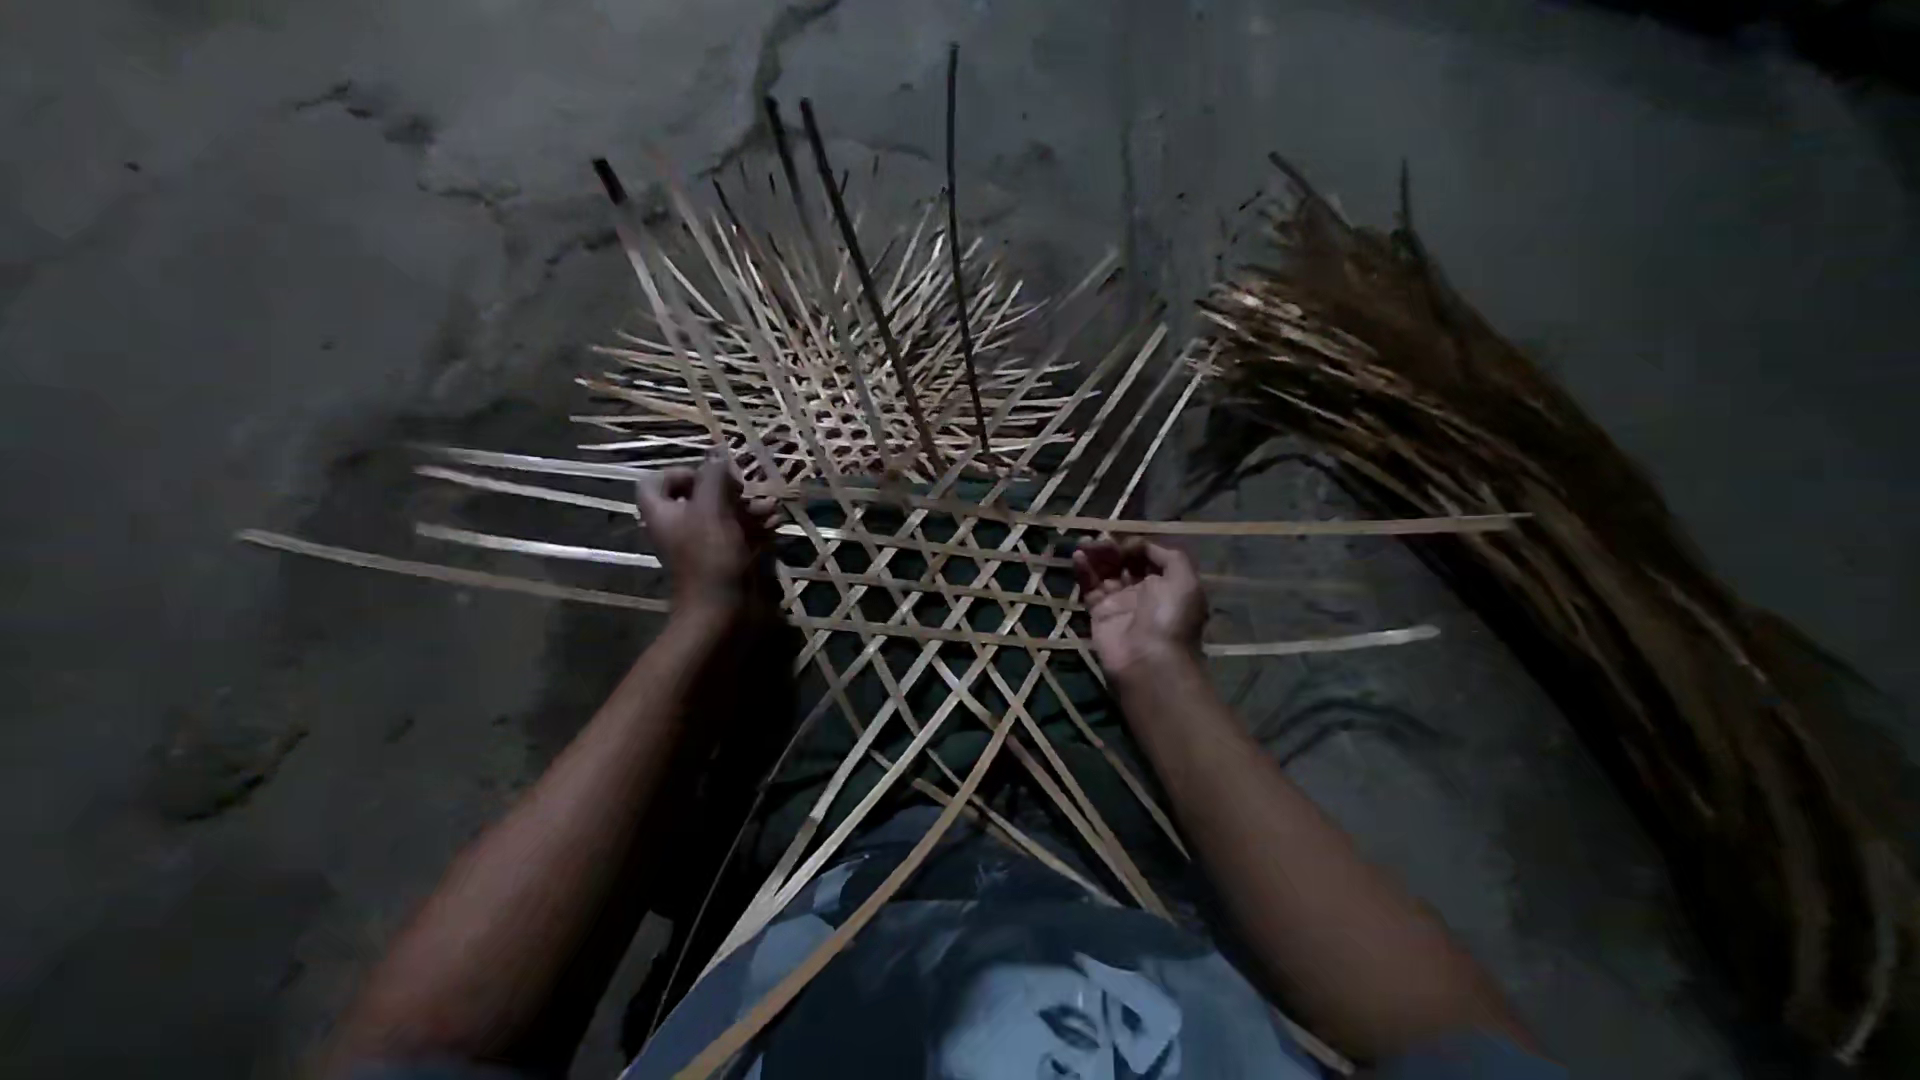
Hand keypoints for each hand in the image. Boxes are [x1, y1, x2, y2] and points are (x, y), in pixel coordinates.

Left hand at [635, 450, 776, 621]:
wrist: (721, 611)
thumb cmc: (710, 557)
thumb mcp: (711, 510)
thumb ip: (713, 477)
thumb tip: (717, 453)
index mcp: (663, 513)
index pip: (656, 481)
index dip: (681, 473)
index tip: (709, 477)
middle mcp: (679, 526)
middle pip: (698, 495)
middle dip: (728, 490)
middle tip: (746, 491)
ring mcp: (703, 544)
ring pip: (723, 514)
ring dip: (748, 507)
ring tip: (771, 508)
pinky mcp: (725, 559)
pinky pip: (738, 534)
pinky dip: (755, 526)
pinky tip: (774, 524)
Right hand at [1071, 538, 1206, 681]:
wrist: (1148, 660)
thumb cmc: (1170, 617)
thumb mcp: (1184, 580)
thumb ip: (1168, 556)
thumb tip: (1141, 546)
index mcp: (1166, 584)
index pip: (1147, 557)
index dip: (1136, 546)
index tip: (1125, 543)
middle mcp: (1143, 591)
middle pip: (1124, 563)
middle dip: (1113, 549)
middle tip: (1099, 540)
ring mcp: (1119, 602)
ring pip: (1105, 572)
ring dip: (1096, 555)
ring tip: (1084, 543)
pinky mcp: (1098, 612)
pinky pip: (1089, 587)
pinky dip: (1083, 570)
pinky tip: (1078, 557)